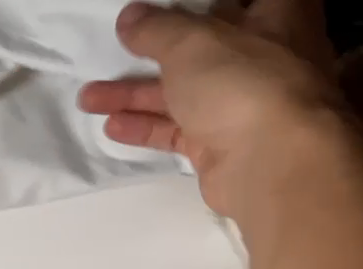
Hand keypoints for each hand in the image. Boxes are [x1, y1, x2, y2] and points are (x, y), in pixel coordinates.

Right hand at [78, 0, 348, 217]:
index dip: (195, 4)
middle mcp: (262, 53)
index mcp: (274, 13)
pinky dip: (144, 126)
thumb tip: (130, 15)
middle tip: (110, 54)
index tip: (156, 10)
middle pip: (199, 46)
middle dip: (150, 52)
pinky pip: (175, 128)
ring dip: (133, 94)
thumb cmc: (243, 82)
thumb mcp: (192, 43)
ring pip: (180, 91)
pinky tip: (112, 126)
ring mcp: (240, 100)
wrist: (270, 160)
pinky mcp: (218, 140)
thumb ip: (157, 29)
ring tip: (88, 99)